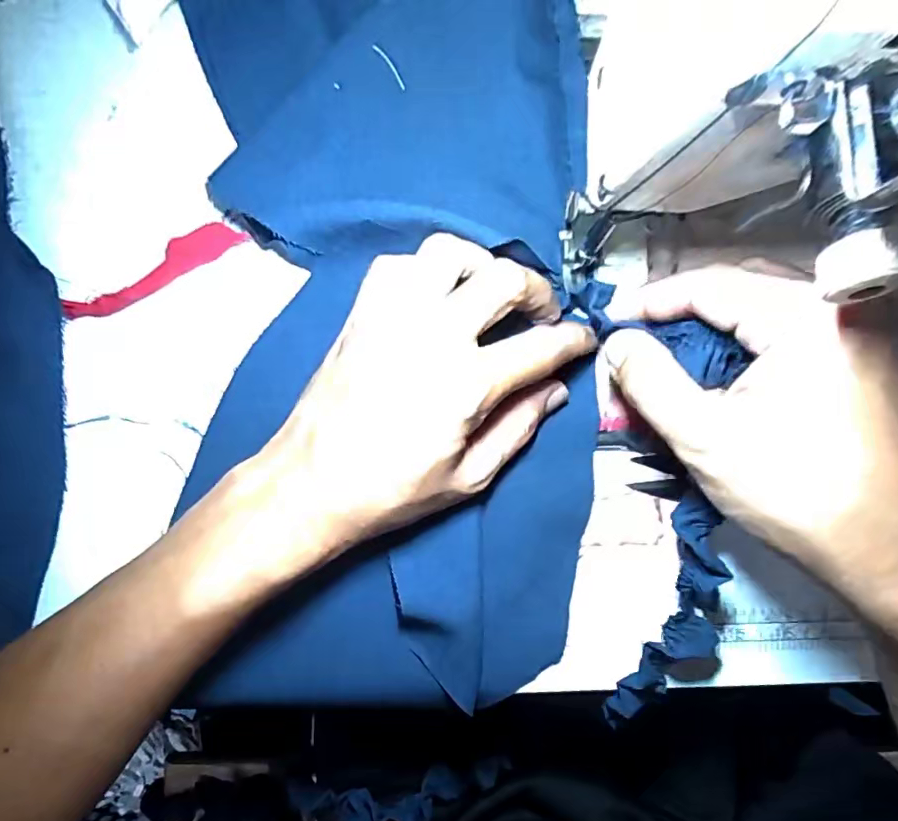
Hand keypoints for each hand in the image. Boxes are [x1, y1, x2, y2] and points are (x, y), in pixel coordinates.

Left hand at [243, 234, 594, 557]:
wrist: (312, 483)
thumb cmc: (394, 491)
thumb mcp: (470, 477)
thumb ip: (519, 427)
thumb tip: (555, 391)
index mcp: (468, 383)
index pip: (541, 346)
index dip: (574, 339)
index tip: (585, 338)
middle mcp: (435, 333)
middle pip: (505, 278)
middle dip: (539, 291)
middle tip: (542, 315)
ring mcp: (393, 314)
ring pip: (452, 252)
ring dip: (483, 266)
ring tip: (490, 295)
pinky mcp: (363, 311)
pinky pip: (402, 263)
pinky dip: (430, 270)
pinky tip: (437, 298)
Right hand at [601, 267, 897, 622]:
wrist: (890, 551)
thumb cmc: (794, 492)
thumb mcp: (705, 437)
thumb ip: (651, 382)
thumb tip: (618, 343)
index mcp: (805, 312)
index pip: (711, 284)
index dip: (653, 301)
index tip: (612, 322)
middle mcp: (841, 310)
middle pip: (742, 297)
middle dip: (683, 321)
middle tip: (639, 349)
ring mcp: (864, 341)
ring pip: (769, 326)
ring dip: (716, 344)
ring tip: (675, 372)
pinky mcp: (870, 374)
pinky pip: (796, 350)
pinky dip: (752, 362)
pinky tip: (728, 391)